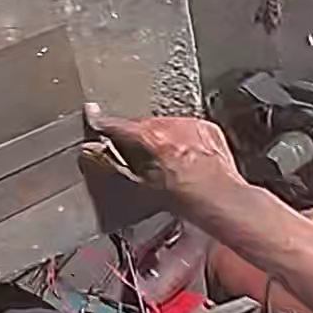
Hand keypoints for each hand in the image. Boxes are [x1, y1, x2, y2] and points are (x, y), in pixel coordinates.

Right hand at [83, 105, 249, 215]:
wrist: (221, 199)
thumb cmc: (185, 198)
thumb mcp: (141, 187)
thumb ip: (114, 164)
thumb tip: (93, 152)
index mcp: (150, 138)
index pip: (117, 125)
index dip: (101, 121)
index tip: (92, 113)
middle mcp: (170, 125)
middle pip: (143, 125)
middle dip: (139, 138)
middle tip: (140, 158)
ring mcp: (190, 125)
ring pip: (165, 125)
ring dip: (162, 138)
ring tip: (167, 162)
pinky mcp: (206, 128)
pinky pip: (186, 129)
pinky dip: (182, 140)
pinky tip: (185, 158)